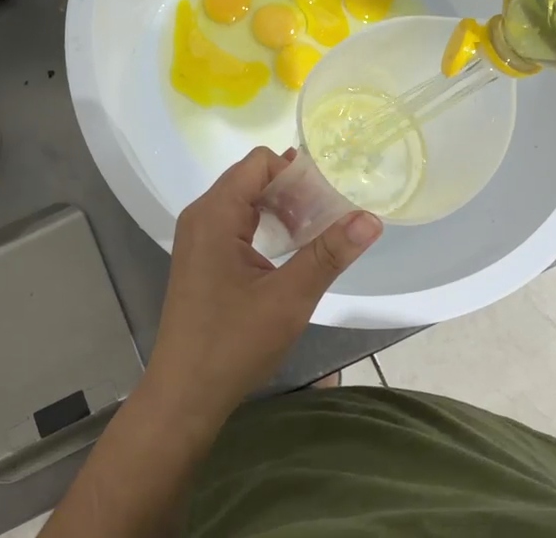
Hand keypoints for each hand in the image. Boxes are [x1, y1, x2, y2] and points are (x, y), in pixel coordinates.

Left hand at [146, 147, 381, 415]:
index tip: (331, 197)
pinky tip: (289, 253)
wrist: (185, 392)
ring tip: (315, 236)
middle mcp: (201, 215)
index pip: (259, 162)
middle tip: (329, 219)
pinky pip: (235, 224)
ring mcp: (197, 237)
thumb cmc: (234, 343)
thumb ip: (328, 253)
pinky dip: (264, 227)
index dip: (297, 171)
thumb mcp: (289, 298)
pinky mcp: (200, 258)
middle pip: (251, 178)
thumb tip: (370, 218)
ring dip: (281, 210)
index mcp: (215, 213)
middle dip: (293, 191)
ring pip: (244, 202)